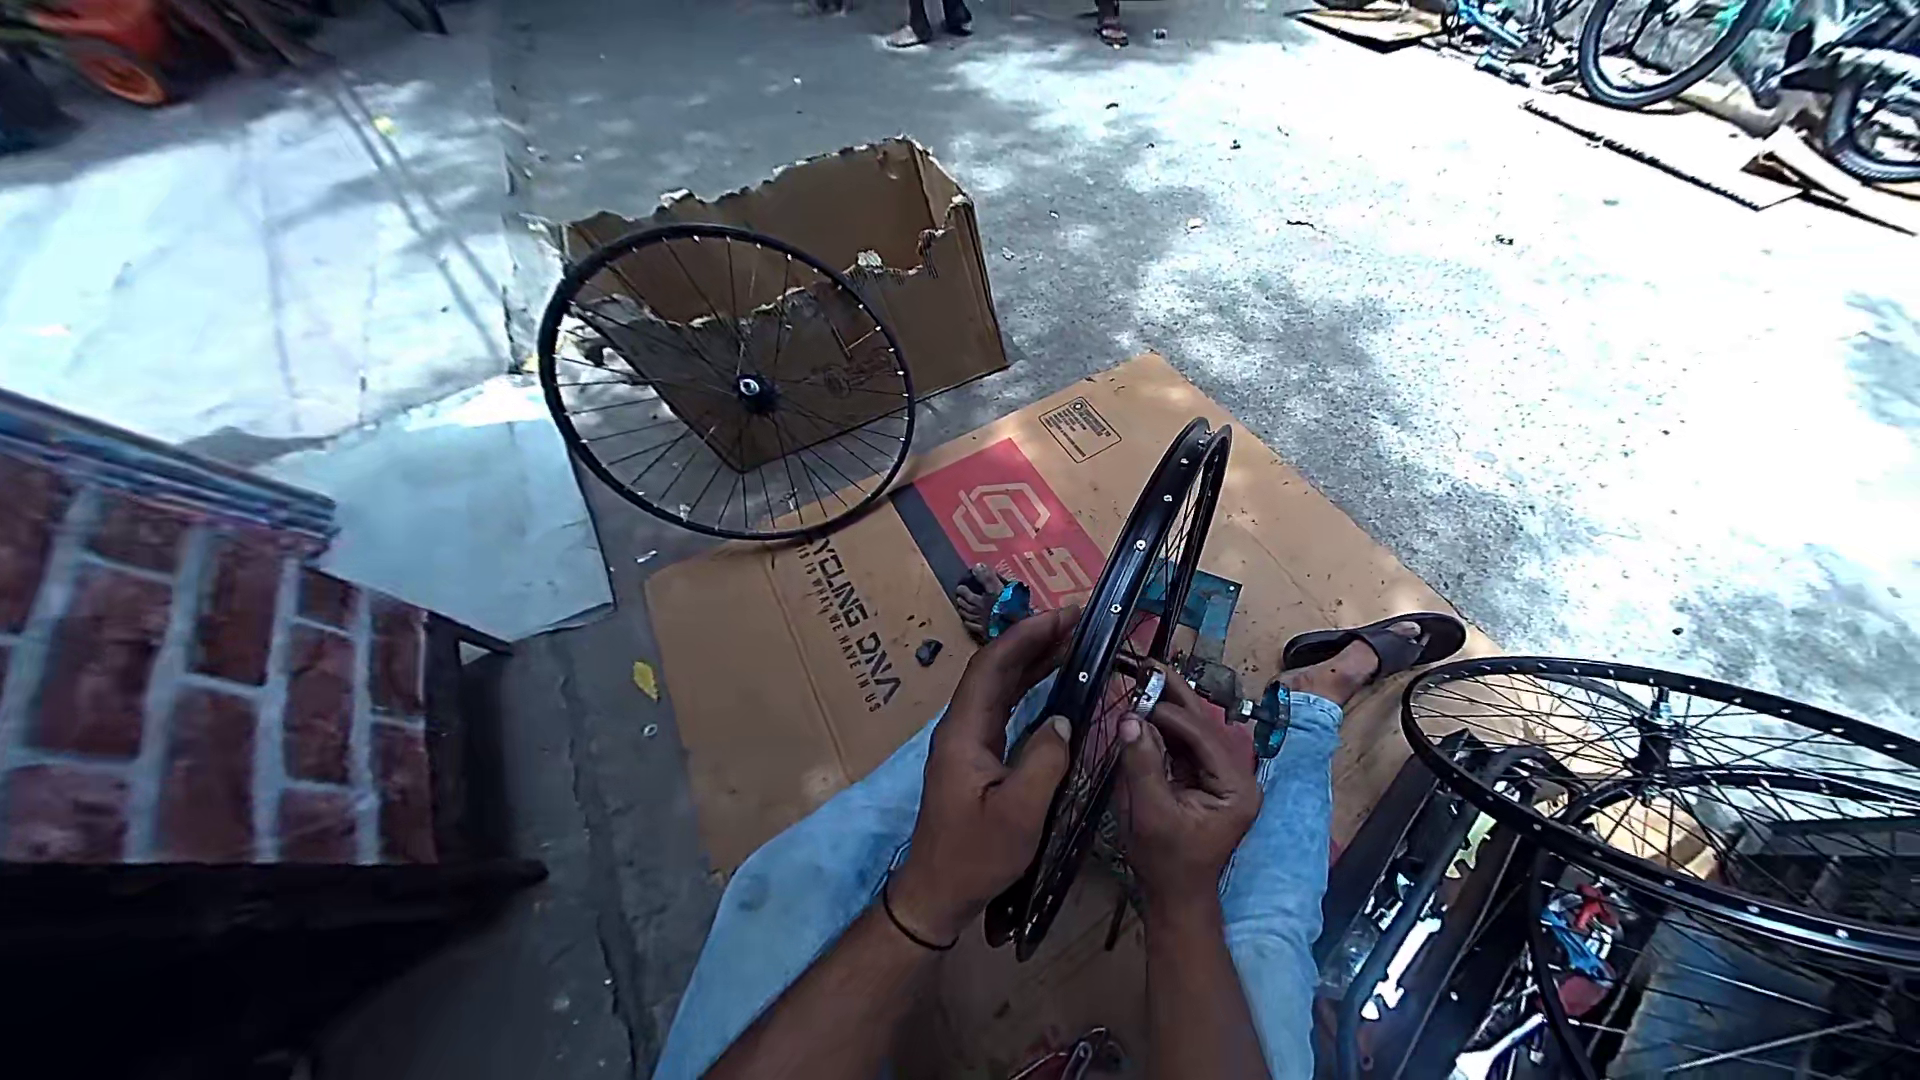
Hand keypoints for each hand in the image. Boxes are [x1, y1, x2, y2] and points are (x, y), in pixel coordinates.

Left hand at [887, 605, 1079, 943]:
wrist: (938, 892)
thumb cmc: (975, 856)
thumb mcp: (1019, 813)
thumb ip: (1044, 762)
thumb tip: (1065, 720)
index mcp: (964, 729)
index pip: (992, 665)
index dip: (1027, 635)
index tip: (1063, 616)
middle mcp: (962, 724)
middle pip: (996, 667)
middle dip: (1034, 639)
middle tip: (1077, 622)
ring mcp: (968, 737)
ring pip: (1001, 684)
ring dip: (1033, 660)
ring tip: (1073, 641)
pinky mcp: (977, 752)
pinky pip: (1006, 706)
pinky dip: (1031, 687)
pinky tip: (1054, 684)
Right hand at [1118, 673, 1261, 914]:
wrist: (1174, 894)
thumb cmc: (1165, 860)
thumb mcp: (1150, 813)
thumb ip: (1141, 764)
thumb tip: (1130, 718)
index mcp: (1236, 787)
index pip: (1203, 736)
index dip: (1170, 714)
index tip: (1137, 696)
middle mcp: (1236, 775)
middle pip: (1205, 724)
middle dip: (1176, 694)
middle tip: (1150, 664)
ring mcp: (1221, 776)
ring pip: (1194, 729)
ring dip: (1168, 704)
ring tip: (1144, 677)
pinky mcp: (1204, 777)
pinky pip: (1184, 742)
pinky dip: (1163, 724)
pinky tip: (1145, 706)